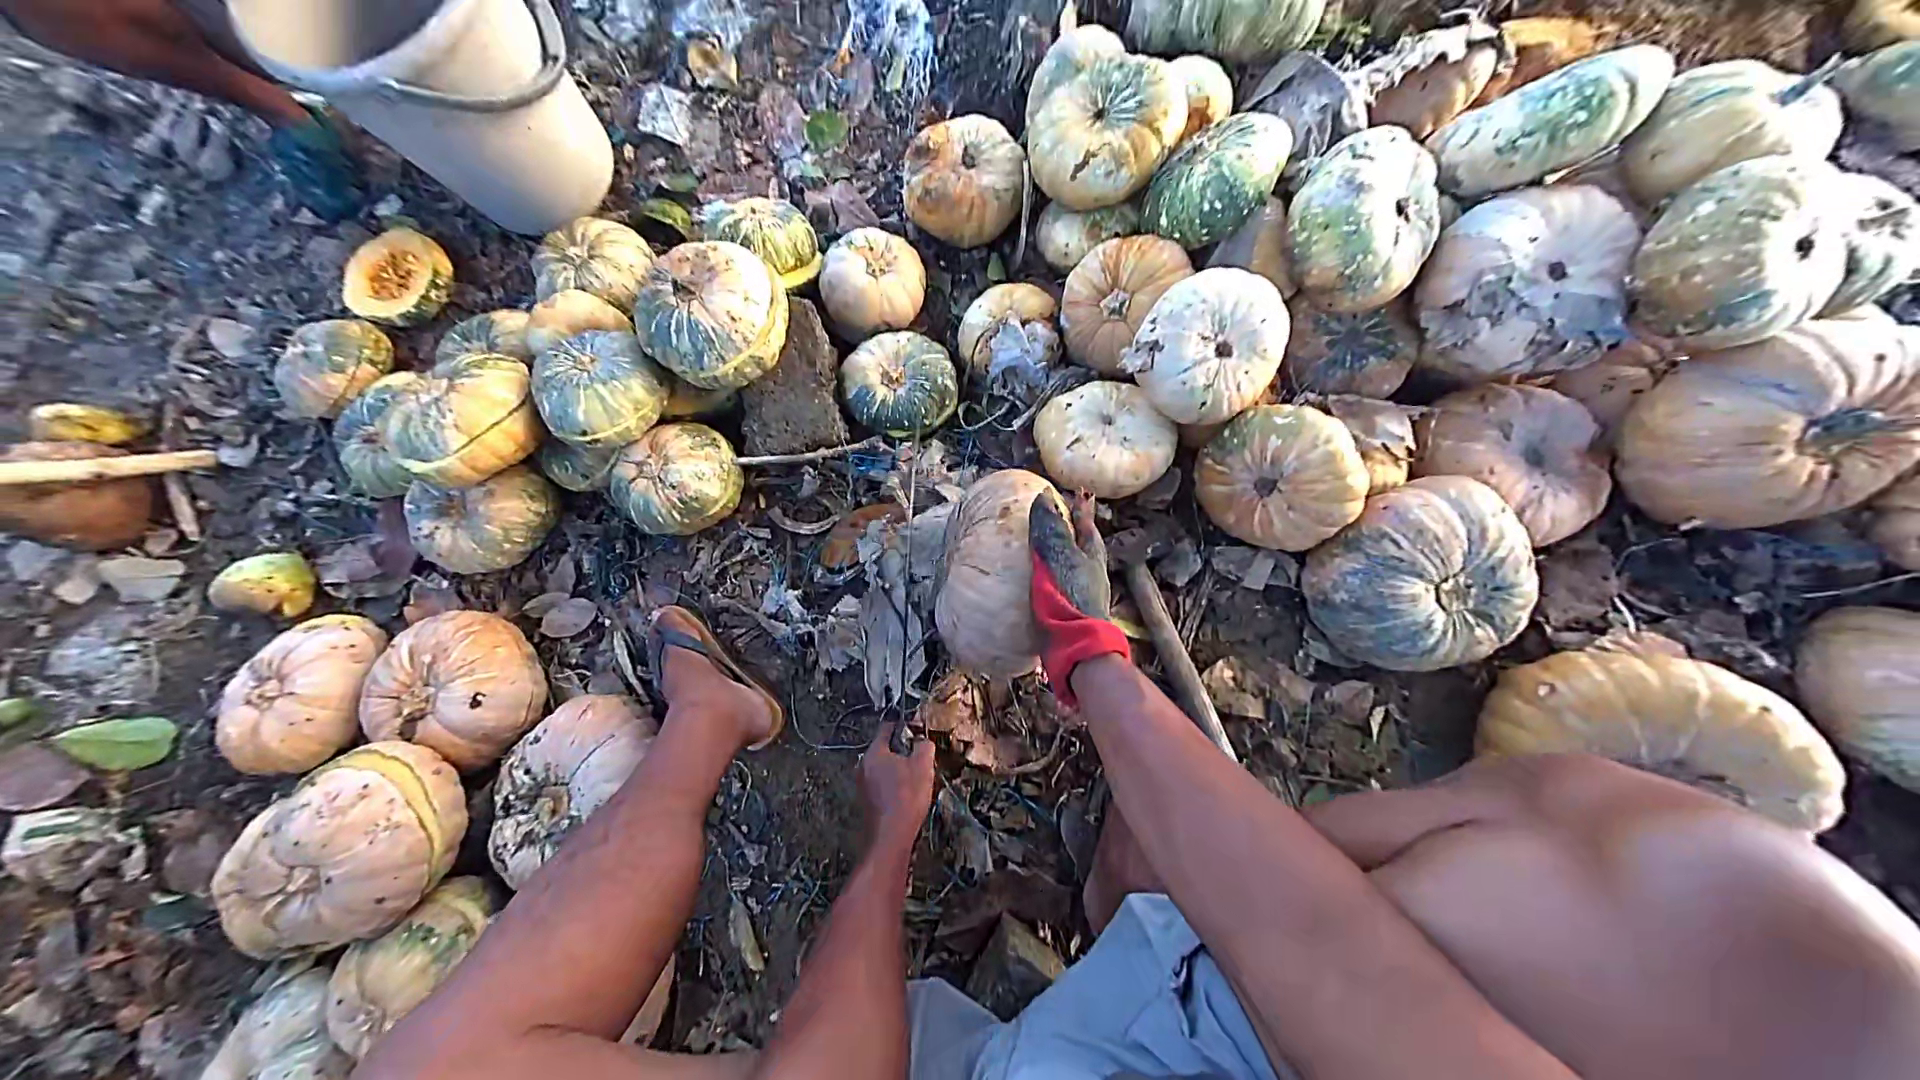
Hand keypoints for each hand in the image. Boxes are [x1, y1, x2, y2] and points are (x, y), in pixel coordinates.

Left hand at [859, 723, 934, 851]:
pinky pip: (882, 785)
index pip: (886, 728)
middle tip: (920, 757)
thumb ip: (923, 746)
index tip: (916, 727)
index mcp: (873, 753)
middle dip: (903, 751)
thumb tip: (922, 740)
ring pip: (884, 768)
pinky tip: (908, 795)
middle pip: (885, 749)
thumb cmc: (906, 797)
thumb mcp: (922, 765)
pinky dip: (894, 785)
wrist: (891, 837)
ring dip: (899, 769)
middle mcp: (863, 766)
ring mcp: (862, 785)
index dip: (903, 724)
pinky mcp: (867, 802)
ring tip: (917, 779)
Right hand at [1028, 492, 1128, 707]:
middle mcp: (1091, 571)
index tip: (1075, 492)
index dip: (1079, 507)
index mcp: (1091, 553)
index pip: (1085, 522)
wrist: (1075, 646)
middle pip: (1082, 542)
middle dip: (1071, 528)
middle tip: (1059, 515)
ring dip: (1060, 550)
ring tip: (1043, 544)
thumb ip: (1051, 528)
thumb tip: (1045, 498)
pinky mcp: (1069, 609)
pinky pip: (1058, 582)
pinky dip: (1049, 573)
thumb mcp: (1058, 556)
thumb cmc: (1070, 596)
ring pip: (1072, 562)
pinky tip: (1036, 578)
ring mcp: (1081, 591)